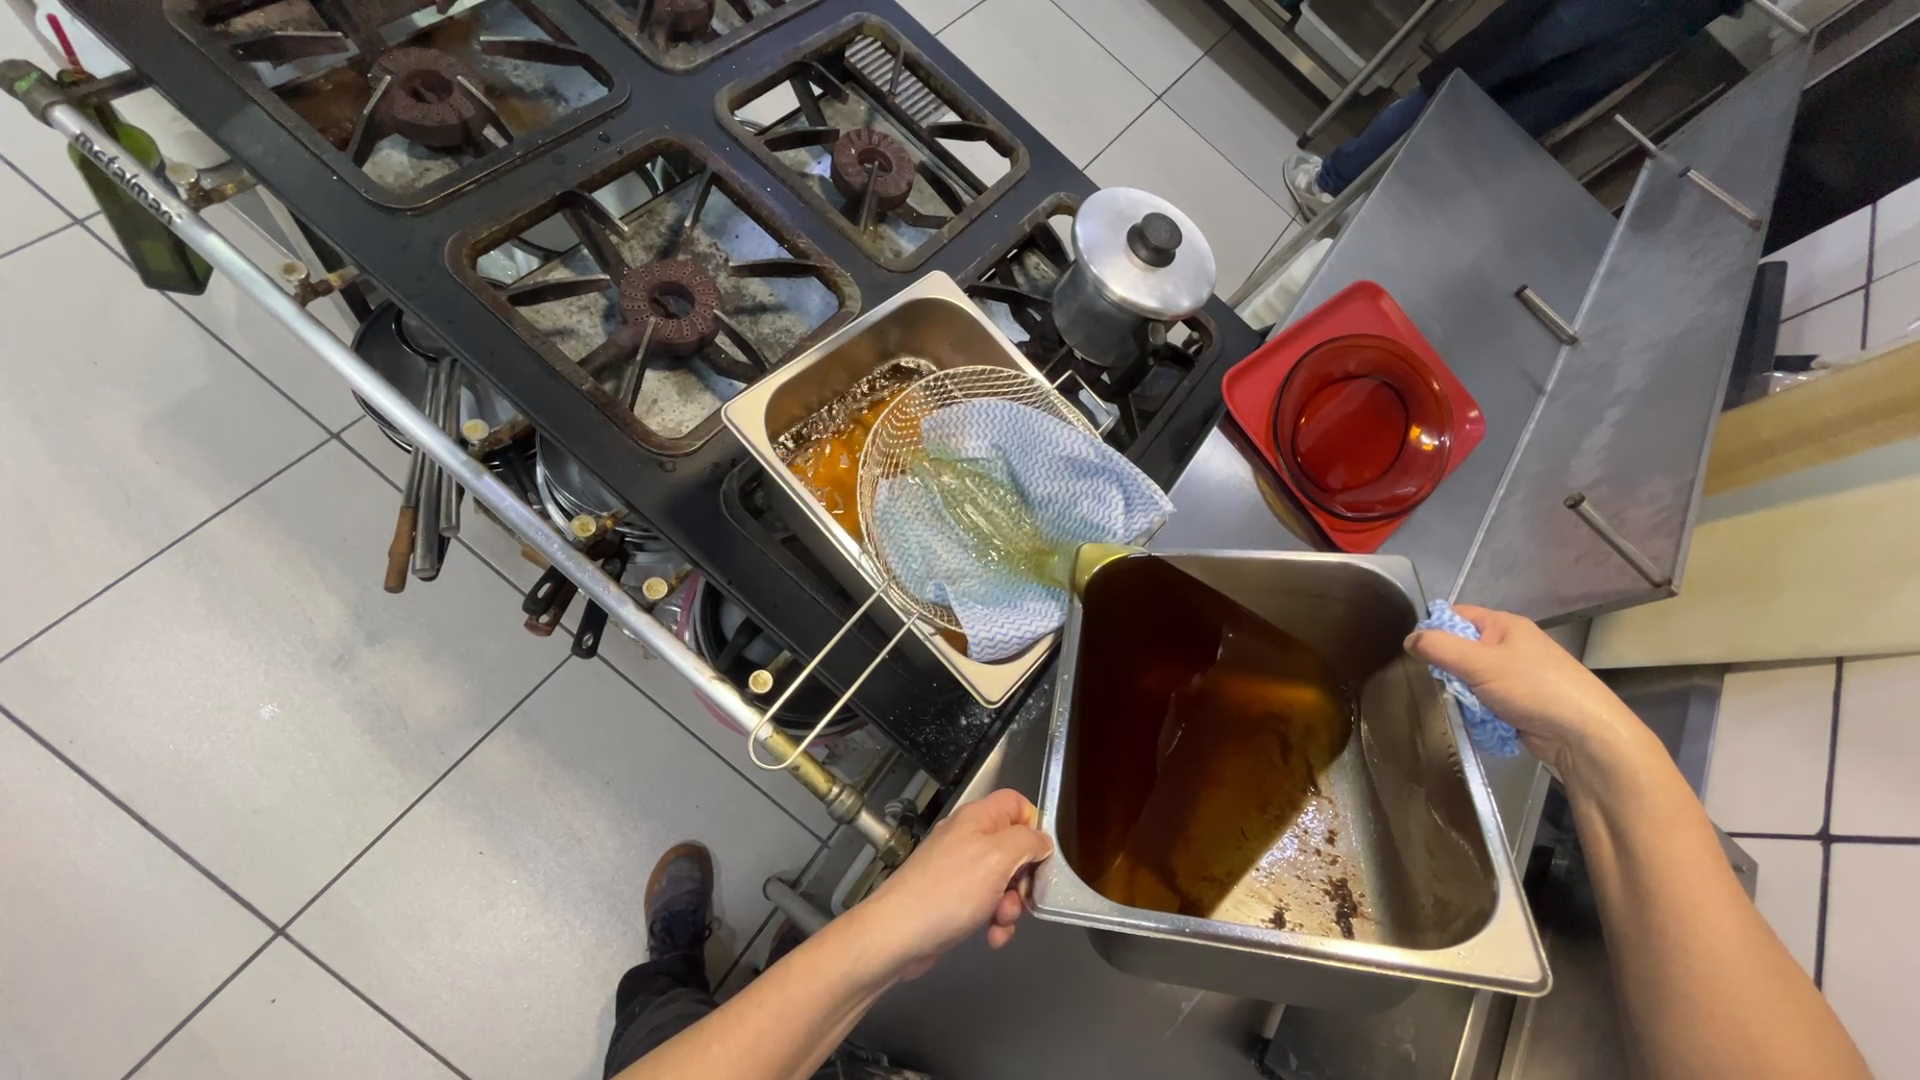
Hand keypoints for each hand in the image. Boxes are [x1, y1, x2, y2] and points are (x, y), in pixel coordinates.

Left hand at [859, 789, 1052, 981]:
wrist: (898, 934)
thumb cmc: (949, 891)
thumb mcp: (998, 858)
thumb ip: (1027, 842)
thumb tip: (1042, 840)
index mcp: (977, 818)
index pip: (1016, 803)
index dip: (1033, 825)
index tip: (1040, 855)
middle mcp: (968, 838)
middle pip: (1013, 846)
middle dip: (1024, 877)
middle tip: (1022, 896)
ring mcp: (959, 869)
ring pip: (1003, 880)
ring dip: (1011, 905)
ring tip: (1001, 921)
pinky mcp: (953, 898)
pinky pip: (987, 903)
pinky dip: (994, 921)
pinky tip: (992, 937)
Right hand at [1405, 605, 1658, 788]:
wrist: (1584, 735)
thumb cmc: (1533, 688)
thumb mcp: (1478, 663)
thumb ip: (1438, 647)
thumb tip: (1408, 639)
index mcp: (1504, 625)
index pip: (1455, 615)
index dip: (1434, 630)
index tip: (1420, 652)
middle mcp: (1510, 645)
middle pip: (1460, 649)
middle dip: (1448, 668)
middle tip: (1445, 683)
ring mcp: (1516, 675)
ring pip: (1469, 678)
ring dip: (1463, 693)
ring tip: (1466, 705)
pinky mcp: (1519, 701)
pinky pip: (1484, 699)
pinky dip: (1478, 709)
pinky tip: (1480, 719)